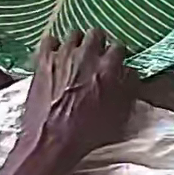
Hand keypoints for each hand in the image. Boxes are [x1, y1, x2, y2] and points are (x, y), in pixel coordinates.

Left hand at [15, 30, 135, 171]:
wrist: (51, 140)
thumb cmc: (88, 132)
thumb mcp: (120, 115)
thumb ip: (129, 88)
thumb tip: (130, 72)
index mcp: (109, 67)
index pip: (119, 47)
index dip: (117, 56)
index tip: (114, 64)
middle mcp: (87, 55)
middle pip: (96, 34)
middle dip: (98, 44)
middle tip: (95, 58)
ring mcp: (63, 55)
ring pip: (74, 35)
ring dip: (77, 43)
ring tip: (75, 57)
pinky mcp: (43, 60)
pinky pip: (49, 40)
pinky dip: (53, 46)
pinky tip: (55, 57)